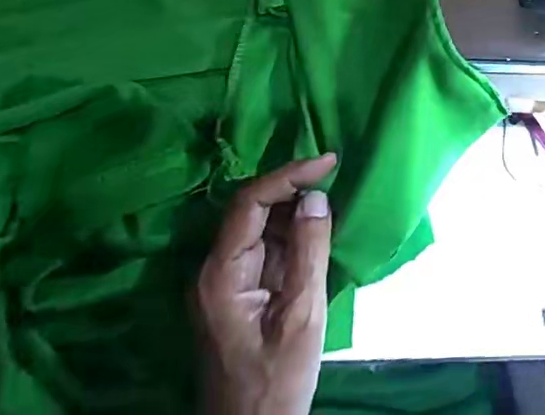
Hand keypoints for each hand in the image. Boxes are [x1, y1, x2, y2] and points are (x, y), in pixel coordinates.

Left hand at [194, 154, 336, 414]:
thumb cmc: (276, 383)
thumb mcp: (302, 317)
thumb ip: (310, 252)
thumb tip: (316, 197)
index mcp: (220, 275)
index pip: (250, 203)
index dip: (289, 174)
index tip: (327, 160)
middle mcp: (213, 270)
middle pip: (251, 210)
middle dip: (292, 188)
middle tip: (332, 173)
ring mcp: (222, 282)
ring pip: (258, 226)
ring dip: (293, 210)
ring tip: (330, 197)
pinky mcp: (236, 292)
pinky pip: (263, 248)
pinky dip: (291, 234)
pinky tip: (317, 228)